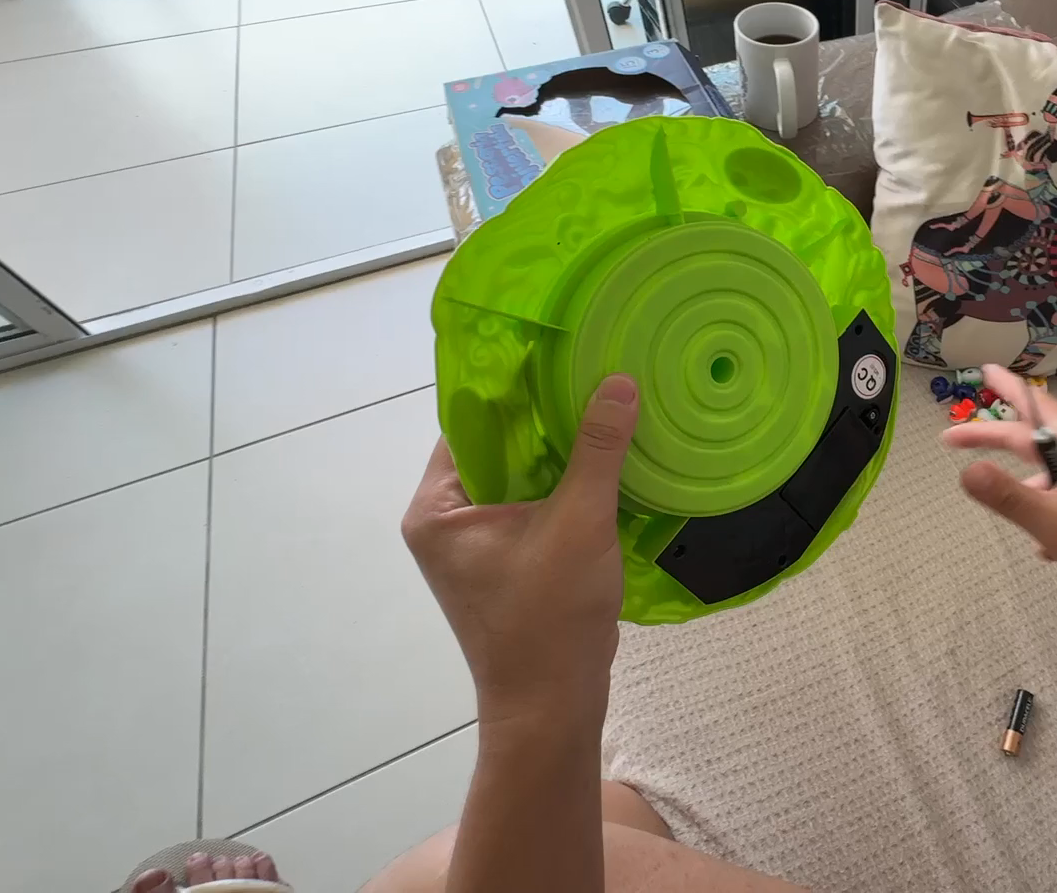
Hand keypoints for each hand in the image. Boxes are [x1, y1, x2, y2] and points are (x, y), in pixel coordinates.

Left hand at [401, 375, 638, 722]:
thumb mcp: (579, 521)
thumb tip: (619, 381)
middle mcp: (448, 520)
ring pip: (523, 474)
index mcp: (438, 508)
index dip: (515, 387)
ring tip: (610, 408)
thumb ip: (599, 449)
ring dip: (564, 449)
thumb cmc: (550, 615)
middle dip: (547, 416)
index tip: (561, 355)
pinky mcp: (512, 557)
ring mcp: (480, 541)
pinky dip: (570, 480)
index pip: (469, 424)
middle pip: (499, 446)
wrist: (554, 702)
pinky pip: (539, 500)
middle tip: (596, 375)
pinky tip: (612, 459)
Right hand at [943, 364, 1056, 602]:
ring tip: (999, 504)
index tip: (984, 370)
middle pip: (1031, 436)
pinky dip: (1045, 508)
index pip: (1033, 403)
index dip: (1006, 387)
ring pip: (1047, 468)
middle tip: (951, 440)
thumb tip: (965, 471)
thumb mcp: (1053, 520)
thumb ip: (1007, 496)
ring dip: (1021, 482)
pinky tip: (1043, 545)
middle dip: (993, 438)